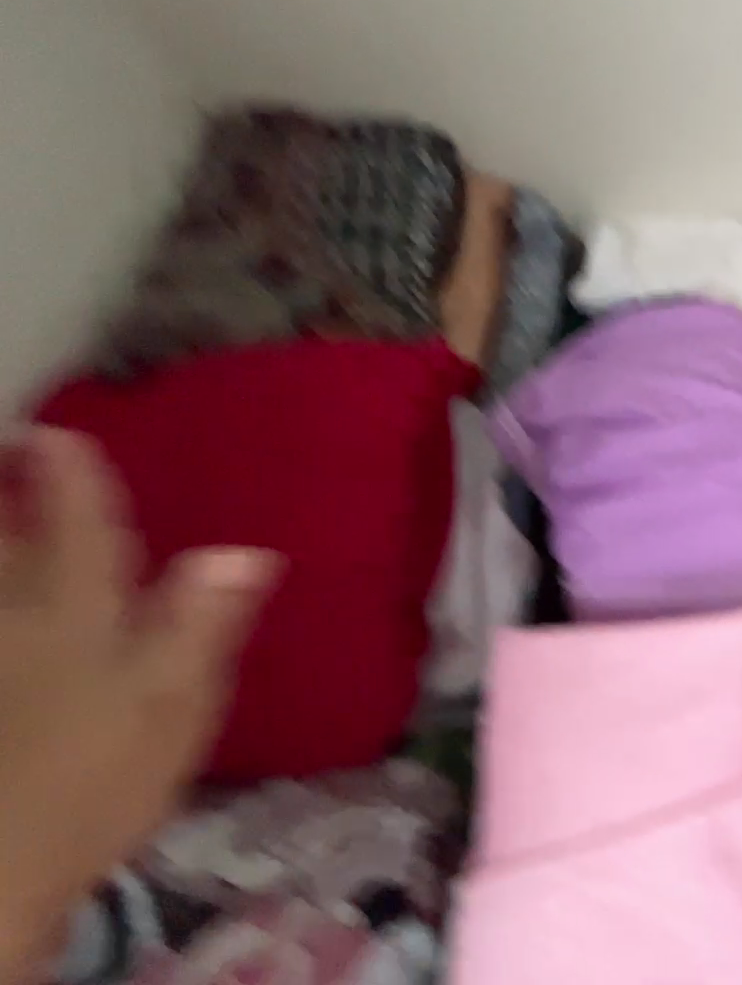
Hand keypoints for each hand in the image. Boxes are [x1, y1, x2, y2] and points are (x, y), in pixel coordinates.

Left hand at [0, 429, 278, 977]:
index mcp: (82, 628)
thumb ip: (202, 626)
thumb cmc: (104, 782)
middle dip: (11, 504)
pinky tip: (10, 595)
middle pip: (9, 558)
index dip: (75, 487)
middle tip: (10, 452)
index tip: (59, 433)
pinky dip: (1, 597)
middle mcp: (17, 634)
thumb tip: (244, 552)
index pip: (83, 542)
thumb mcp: (178, 705)